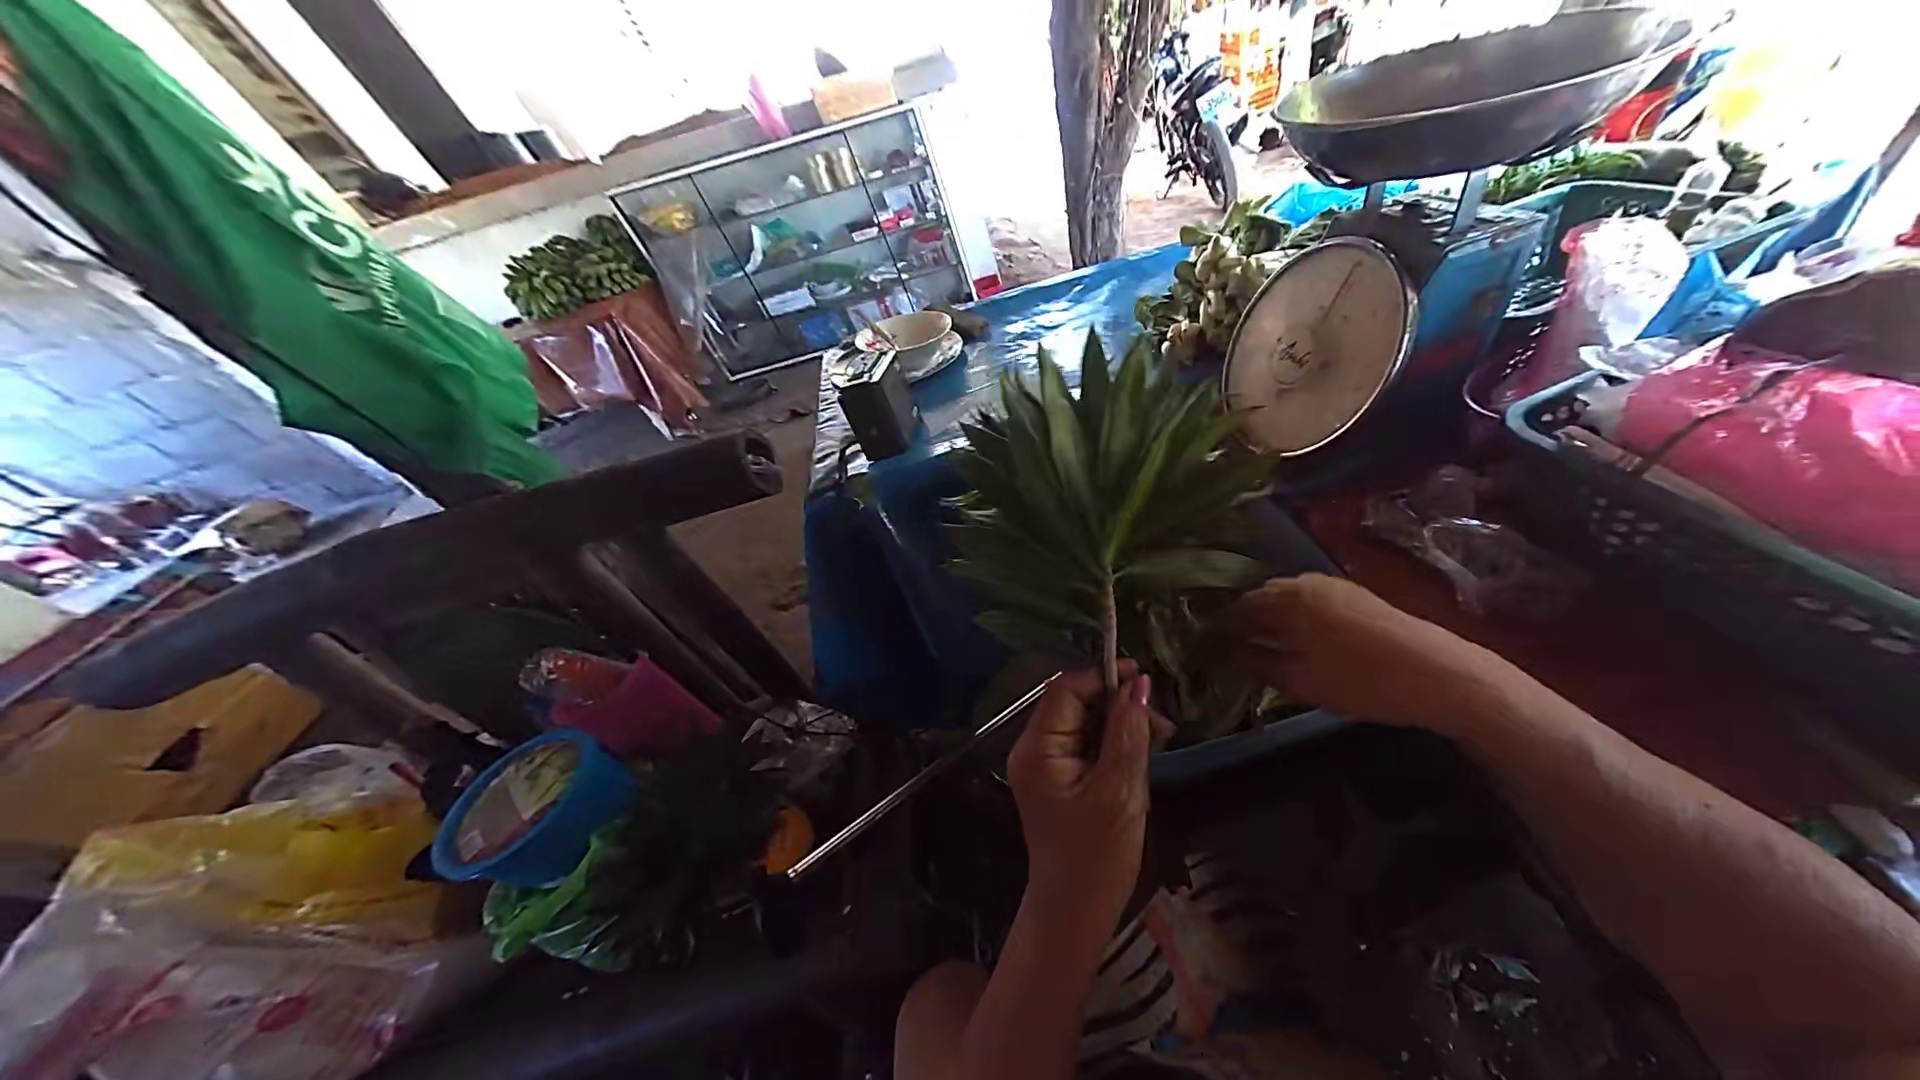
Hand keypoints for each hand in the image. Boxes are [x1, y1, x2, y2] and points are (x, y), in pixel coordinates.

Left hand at [1006, 664, 1152, 926]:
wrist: (1077, 910)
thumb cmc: (1098, 856)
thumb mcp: (1120, 791)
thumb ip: (1128, 733)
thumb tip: (1139, 683)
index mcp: (1037, 748)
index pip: (1064, 690)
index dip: (1101, 676)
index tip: (1142, 677)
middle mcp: (1034, 748)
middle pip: (1074, 703)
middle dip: (1116, 702)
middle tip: (1159, 718)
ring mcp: (1045, 763)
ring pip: (1084, 722)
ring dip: (1119, 722)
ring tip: (1159, 736)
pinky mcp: (1060, 776)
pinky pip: (1086, 744)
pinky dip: (1114, 742)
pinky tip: (1141, 752)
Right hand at [1222, 573, 1517, 734]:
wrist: (1443, 676)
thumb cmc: (1363, 681)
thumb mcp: (1301, 681)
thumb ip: (1260, 663)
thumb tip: (1231, 652)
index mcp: (1287, 599)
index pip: (1238, 608)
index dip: (1221, 628)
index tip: (1208, 647)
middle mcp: (1306, 582)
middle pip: (1262, 596)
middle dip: (1245, 618)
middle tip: (1234, 647)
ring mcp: (1335, 586)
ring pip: (1288, 597)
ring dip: (1271, 616)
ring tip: (1265, 644)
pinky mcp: (1357, 595)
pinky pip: (1311, 599)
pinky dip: (1295, 615)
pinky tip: (1300, 638)